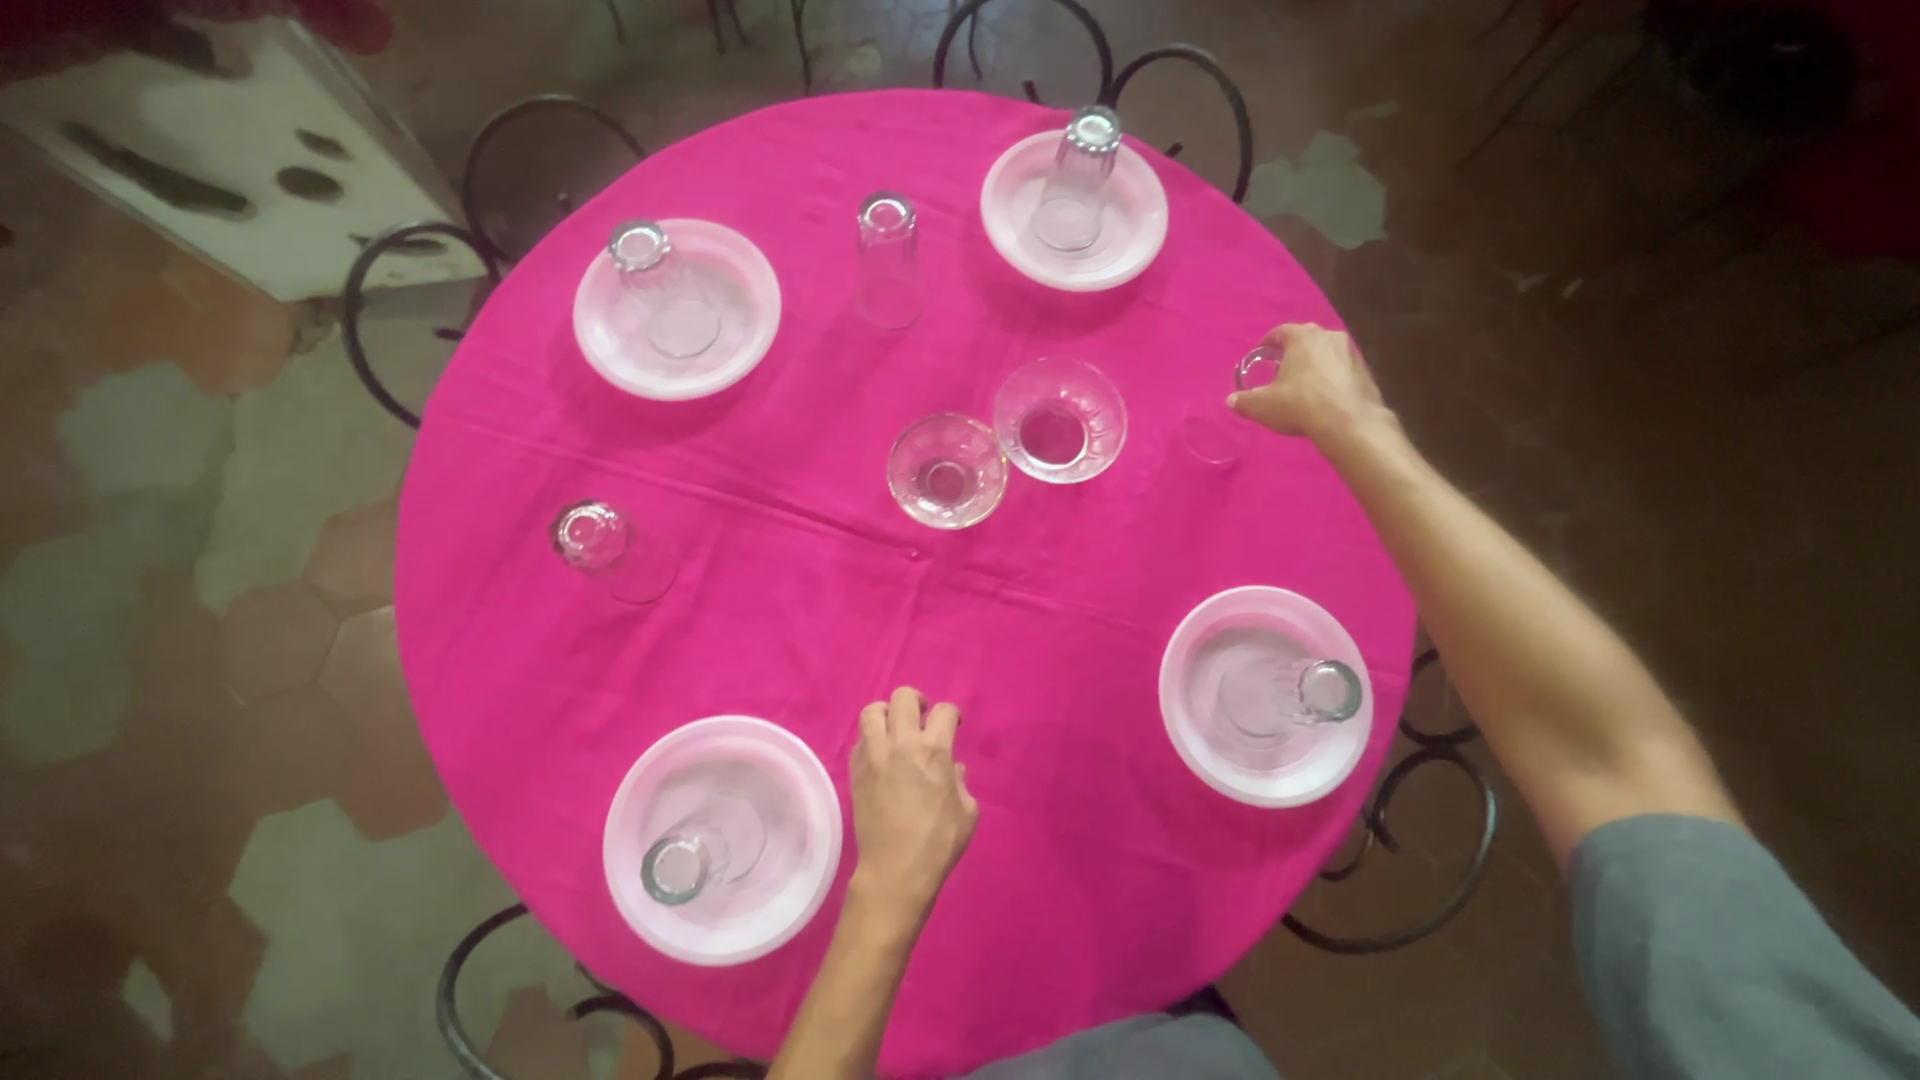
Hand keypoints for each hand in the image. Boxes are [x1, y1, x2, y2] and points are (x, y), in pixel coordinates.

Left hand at [847, 687, 978, 923]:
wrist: (895, 870)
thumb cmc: (939, 843)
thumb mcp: (967, 812)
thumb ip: (961, 783)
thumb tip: (954, 768)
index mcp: (934, 750)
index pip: (944, 711)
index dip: (952, 715)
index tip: (953, 726)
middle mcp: (902, 743)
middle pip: (903, 697)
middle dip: (917, 701)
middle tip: (923, 717)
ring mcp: (874, 755)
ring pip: (873, 711)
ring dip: (887, 713)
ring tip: (896, 729)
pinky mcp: (855, 771)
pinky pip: (860, 740)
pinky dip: (871, 739)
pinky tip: (881, 755)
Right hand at [1228, 324, 1393, 447]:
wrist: (1349, 423)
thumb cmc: (1300, 404)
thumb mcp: (1262, 405)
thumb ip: (1244, 401)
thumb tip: (1230, 400)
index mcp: (1302, 336)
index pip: (1279, 332)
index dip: (1267, 344)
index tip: (1261, 356)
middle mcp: (1329, 335)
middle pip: (1305, 340)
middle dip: (1292, 354)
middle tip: (1280, 372)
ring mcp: (1351, 352)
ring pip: (1326, 354)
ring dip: (1314, 365)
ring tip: (1303, 387)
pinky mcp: (1366, 371)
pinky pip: (1341, 370)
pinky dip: (1331, 379)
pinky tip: (1324, 398)